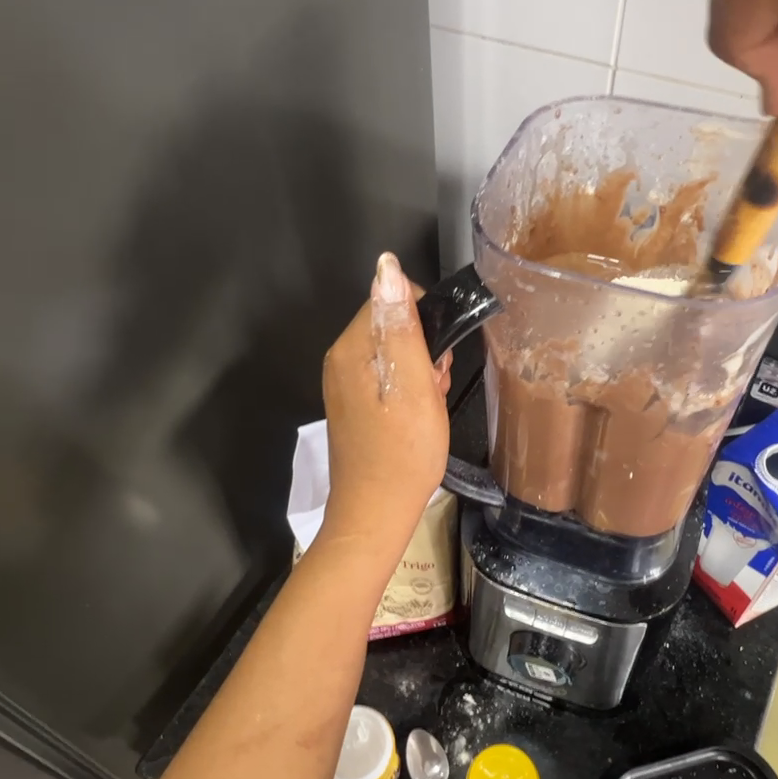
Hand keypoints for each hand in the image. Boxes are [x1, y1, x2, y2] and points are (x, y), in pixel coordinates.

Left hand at [319, 253, 453, 561]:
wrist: (376, 512)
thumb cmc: (404, 451)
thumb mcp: (413, 384)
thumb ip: (402, 324)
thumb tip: (387, 266)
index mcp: (351, 348)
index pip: (391, 299)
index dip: (425, 323)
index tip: (437, 361)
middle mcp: (340, 359)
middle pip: (392, 325)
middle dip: (424, 349)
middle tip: (434, 388)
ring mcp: (344, 384)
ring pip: (394, 352)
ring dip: (420, 372)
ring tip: (428, 405)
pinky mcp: (353, 404)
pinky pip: (386, 377)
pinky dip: (409, 390)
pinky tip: (417, 416)